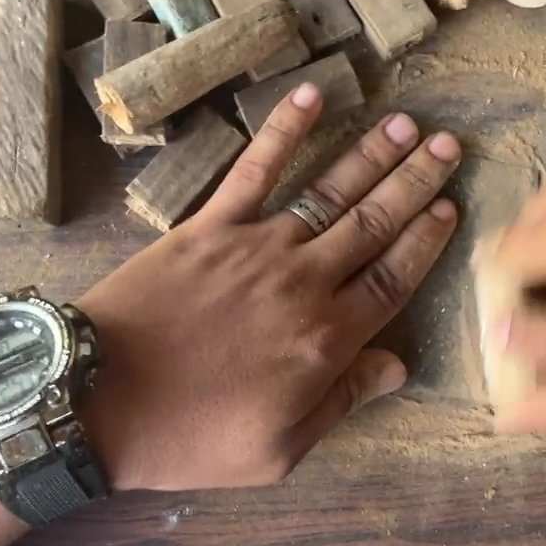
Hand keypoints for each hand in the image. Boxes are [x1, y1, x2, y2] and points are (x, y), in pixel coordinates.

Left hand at [77, 83, 462, 490]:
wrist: (95, 402)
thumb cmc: (190, 436)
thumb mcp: (279, 449)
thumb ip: (342, 400)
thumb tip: (398, 366)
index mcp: (326, 339)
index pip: (393, 279)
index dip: (426, 240)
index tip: (450, 207)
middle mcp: (303, 282)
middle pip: (373, 224)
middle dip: (415, 183)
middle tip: (447, 146)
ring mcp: (256, 246)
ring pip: (328, 191)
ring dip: (370, 155)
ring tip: (405, 124)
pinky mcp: (210, 225)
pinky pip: (255, 169)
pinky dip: (284, 130)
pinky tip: (311, 96)